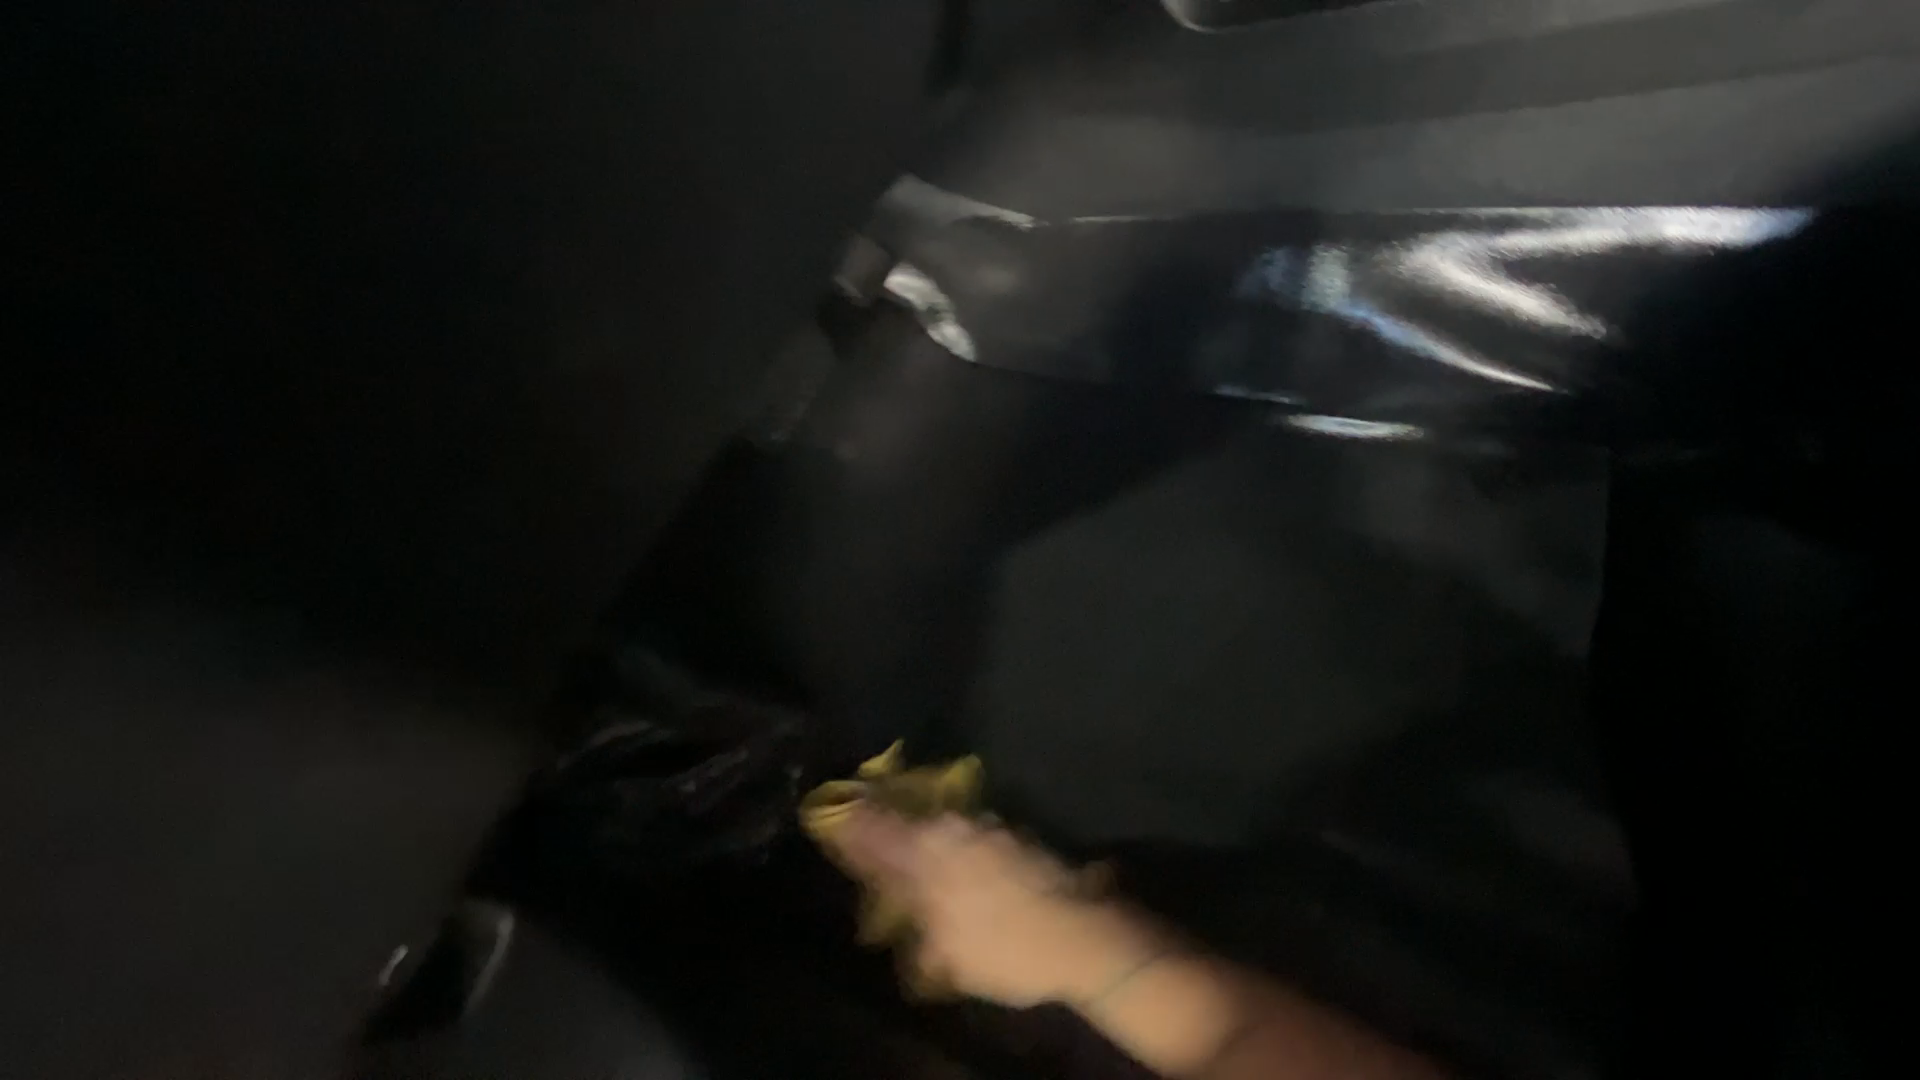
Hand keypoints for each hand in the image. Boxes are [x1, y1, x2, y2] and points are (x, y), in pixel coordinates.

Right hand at [833, 809, 1159, 1008]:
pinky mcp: (1017, 836)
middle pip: (911, 823)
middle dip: (888, 821)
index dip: (857, 828)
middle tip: (871, 818)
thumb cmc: (1005, 950)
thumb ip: (922, 929)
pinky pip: (973, 835)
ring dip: (928, 834)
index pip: (880, 836)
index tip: (838, 816)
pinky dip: (961, 844)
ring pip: (944, 827)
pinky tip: (965, 862)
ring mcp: (989, 829)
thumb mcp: (949, 953)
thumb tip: (911, 930)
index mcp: (929, 857)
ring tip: (918, 843)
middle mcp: (954, 833)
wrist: (1079, 932)